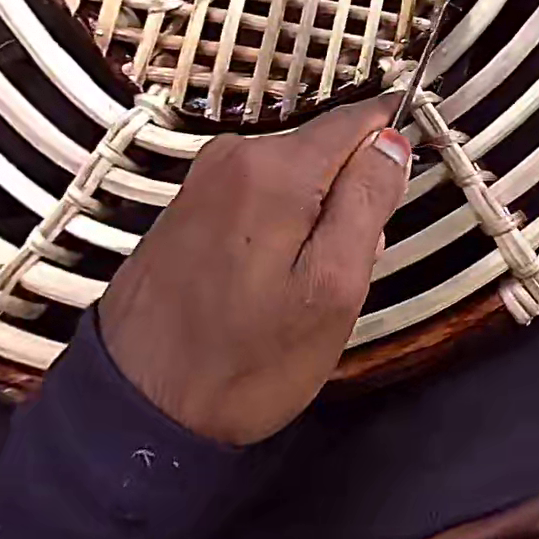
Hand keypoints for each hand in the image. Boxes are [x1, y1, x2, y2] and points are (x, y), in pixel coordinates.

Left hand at [98, 95, 411, 444]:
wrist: (131, 419)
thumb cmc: (246, 360)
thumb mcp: (334, 285)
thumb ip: (369, 200)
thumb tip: (391, 143)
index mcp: (277, 170)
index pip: (360, 119)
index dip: (393, 139)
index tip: (407, 173)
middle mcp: (236, 157)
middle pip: (332, 146)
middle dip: (356, 189)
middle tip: (354, 256)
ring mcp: (207, 179)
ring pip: (303, 171)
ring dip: (324, 209)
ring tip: (310, 276)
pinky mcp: (191, 204)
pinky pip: (268, 191)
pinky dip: (288, 219)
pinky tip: (276, 273)